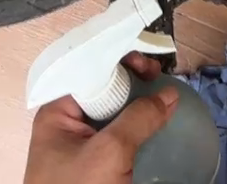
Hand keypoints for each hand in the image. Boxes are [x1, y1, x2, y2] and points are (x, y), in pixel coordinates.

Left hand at [24, 54, 177, 183]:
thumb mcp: (110, 153)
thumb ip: (139, 117)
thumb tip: (169, 95)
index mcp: (57, 112)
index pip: (90, 70)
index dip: (121, 60)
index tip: (150, 64)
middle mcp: (66, 124)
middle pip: (104, 88)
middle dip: (134, 81)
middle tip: (160, 78)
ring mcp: (80, 147)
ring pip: (114, 112)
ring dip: (139, 103)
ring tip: (163, 98)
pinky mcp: (94, 166)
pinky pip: (118, 136)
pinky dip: (137, 127)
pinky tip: (155, 124)